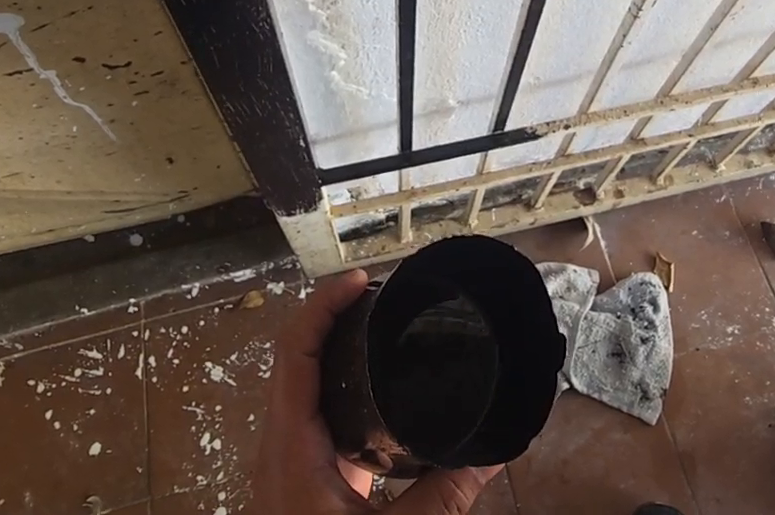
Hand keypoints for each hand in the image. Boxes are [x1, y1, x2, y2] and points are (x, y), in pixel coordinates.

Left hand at [252, 269, 498, 514]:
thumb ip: (445, 495)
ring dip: (332, 339)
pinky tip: (372, 375)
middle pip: (294, 354)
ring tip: (378, 317)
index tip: (363, 279)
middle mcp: (279, 442)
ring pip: (300, 378)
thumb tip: (495, 447)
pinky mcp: (301, 472)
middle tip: (382, 290)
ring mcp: (287, 456)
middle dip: (332, 312)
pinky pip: (313, 405)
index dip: (323, 304)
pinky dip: (339, 375)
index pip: (294, 351)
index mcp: (290, 448)